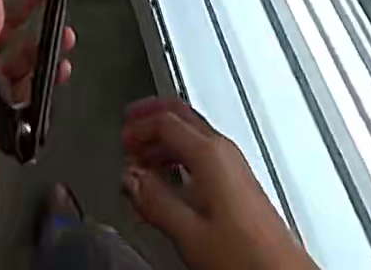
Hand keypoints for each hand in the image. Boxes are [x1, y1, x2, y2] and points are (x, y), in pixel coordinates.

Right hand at [122, 98, 317, 269]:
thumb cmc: (247, 257)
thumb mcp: (188, 232)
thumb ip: (154, 200)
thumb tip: (130, 177)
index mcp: (210, 153)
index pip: (166, 120)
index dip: (139, 126)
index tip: (123, 138)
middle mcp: (223, 150)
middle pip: (181, 115)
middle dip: (151, 117)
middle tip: (129, 126)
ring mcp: (233, 164)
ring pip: (190, 133)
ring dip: (162, 138)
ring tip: (141, 157)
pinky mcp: (237, 180)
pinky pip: (201, 152)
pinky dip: (177, 154)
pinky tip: (167, 178)